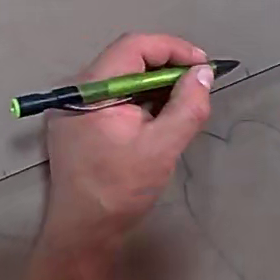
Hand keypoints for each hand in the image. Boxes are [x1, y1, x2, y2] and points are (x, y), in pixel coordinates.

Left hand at [42, 33, 212, 251]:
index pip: (134, 47)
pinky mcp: (79, 121)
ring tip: (184, 99)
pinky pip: (114, 95)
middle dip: (167, 65)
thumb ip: (187, 106)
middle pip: (127, 58)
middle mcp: (78, 89)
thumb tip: (204, 72)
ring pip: (123, 76)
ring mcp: (75, 106)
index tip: (203, 66)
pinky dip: (141, 98)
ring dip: (155, 83)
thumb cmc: (120, 189)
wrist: (82, 232)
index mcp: (91, 88)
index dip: (172, 49)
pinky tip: (161, 115)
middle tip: (198, 82)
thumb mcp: (162, 147)